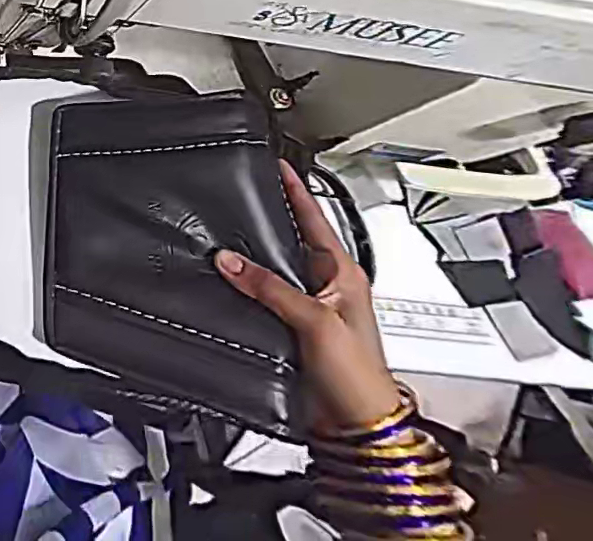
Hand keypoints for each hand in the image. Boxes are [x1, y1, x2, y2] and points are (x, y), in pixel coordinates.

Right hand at [213, 160, 399, 430]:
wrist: (359, 427)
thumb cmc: (361, 378)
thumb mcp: (315, 321)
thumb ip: (270, 287)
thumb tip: (230, 261)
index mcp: (343, 273)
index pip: (314, 217)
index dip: (296, 189)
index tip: (279, 165)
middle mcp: (327, 284)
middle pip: (292, 238)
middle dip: (270, 217)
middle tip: (247, 191)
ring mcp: (311, 305)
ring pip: (276, 267)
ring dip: (255, 255)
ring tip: (232, 230)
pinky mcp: (294, 326)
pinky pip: (266, 294)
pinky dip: (249, 284)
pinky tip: (233, 279)